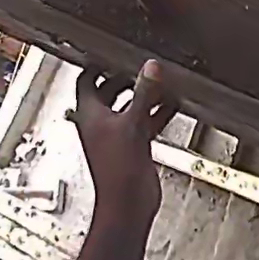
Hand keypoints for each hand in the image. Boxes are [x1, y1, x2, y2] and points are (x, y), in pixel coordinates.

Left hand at [72, 60, 177, 231]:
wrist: (128, 206)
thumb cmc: (119, 171)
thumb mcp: (134, 124)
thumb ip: (144, 94)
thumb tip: (150, 68)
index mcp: (90, 116)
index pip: (86, 82)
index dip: (96, 66)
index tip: (109, 53)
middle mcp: (100, 125)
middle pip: (108, 93)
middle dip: (123, 80)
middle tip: (137, 66)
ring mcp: (116, 137)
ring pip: (127, 108)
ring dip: (142, 96)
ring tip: (159, 81)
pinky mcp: (132, 148)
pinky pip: (143, 123)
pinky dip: (155, 113)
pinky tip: (171, 105)